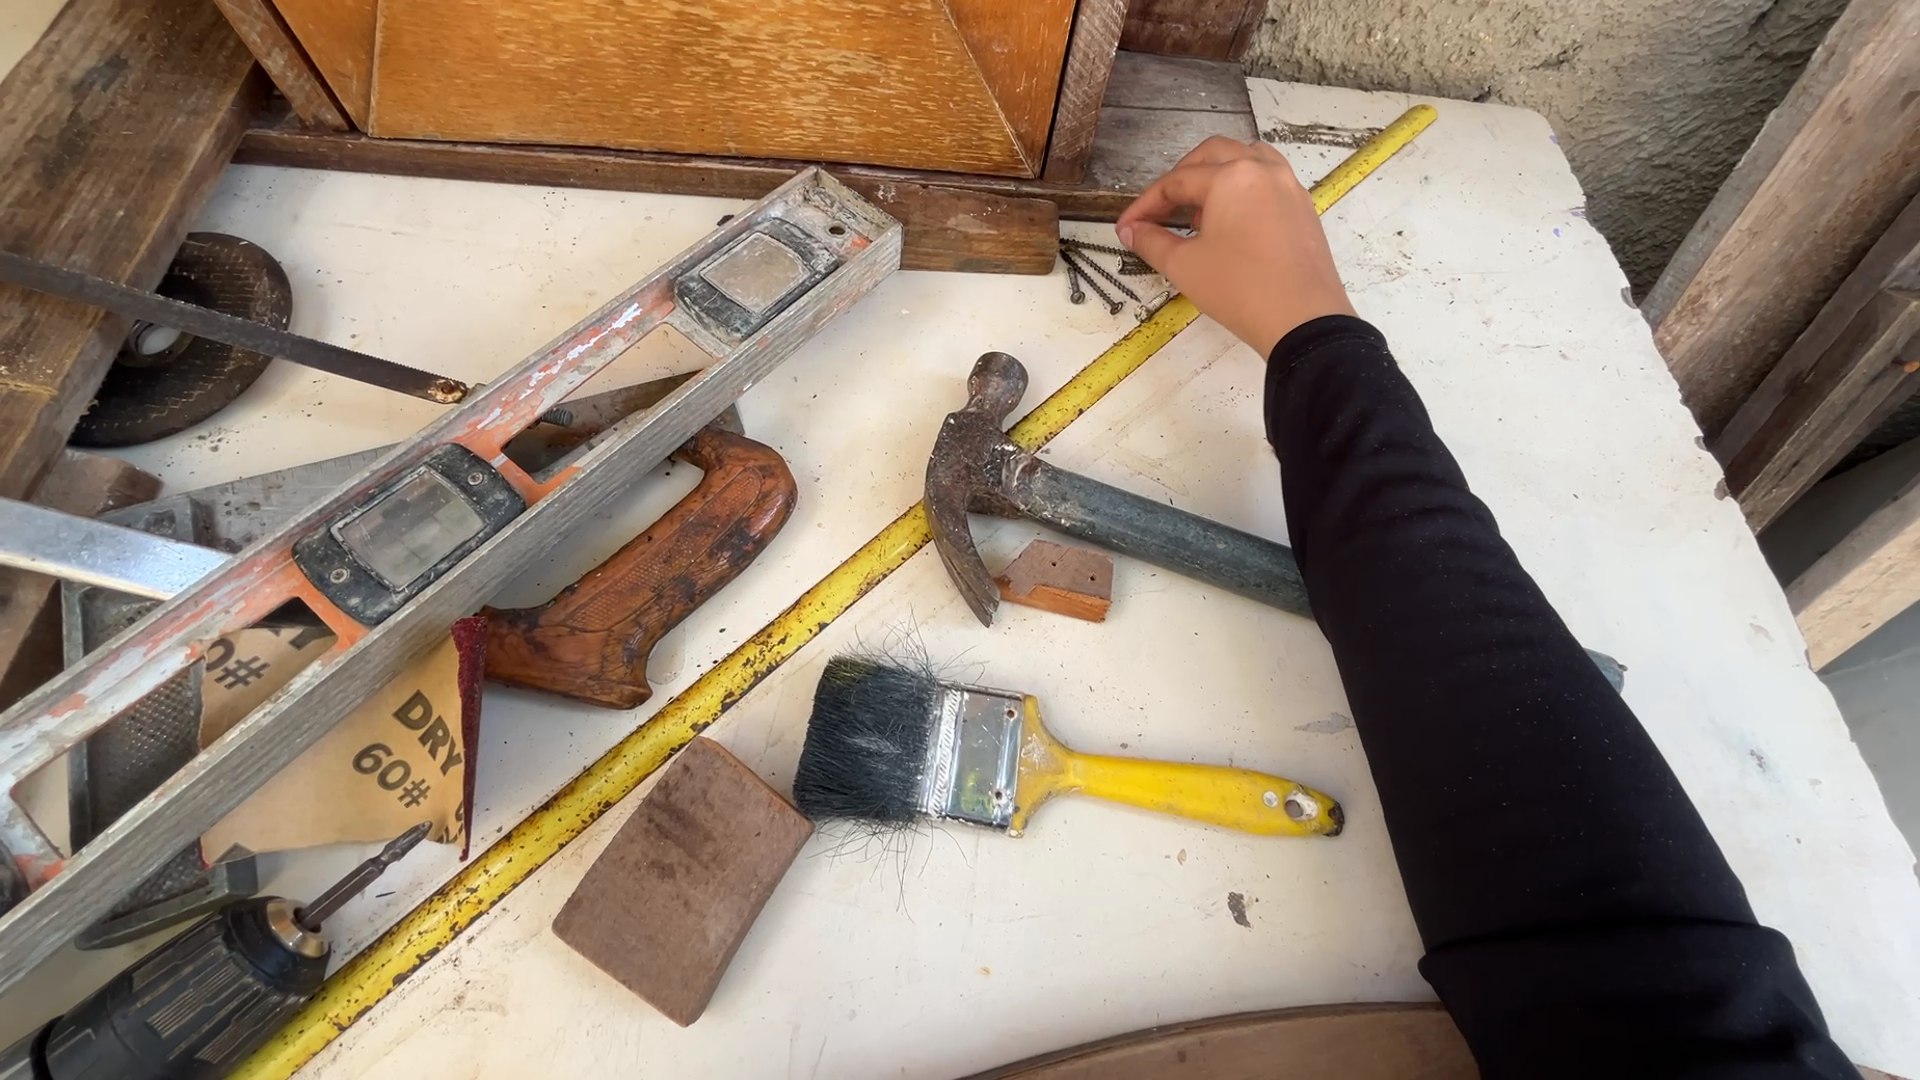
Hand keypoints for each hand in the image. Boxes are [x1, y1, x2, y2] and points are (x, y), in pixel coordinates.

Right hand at [1115, 137, 1354, 356]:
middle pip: (1210, 157)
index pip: (1175, 181)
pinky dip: (1240, 190)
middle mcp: (1262, 169)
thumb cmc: (1238, 289)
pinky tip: (1229, 225)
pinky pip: (1266, 181)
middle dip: (1178, 179)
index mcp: (1230, 177)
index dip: (1144, 205)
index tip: (1126, 227)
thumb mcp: (1184, 266)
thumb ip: (1151, 242)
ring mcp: (1287, 185)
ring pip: (1244, 160)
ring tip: (1196, 213)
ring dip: (1213, 177)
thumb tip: (1131, 231)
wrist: (1300, 318)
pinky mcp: (1301, 207)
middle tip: (1158, 211)